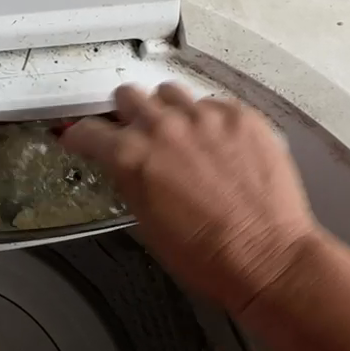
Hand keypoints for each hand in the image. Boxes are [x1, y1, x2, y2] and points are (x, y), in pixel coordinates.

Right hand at [61, 83, 319, 311]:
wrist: (268, 259)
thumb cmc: (209, 254)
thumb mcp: (144, 222)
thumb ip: (128, 179)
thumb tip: (123, 165)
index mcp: (131, 156)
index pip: (87, 130)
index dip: (81, 136)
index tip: (83, 138)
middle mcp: (163, 128)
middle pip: (127, 95)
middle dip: (126, 113)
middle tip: (136, 131)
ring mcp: (204, 118)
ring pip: (169, 91)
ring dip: (168, 110)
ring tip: (180, 133)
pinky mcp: (240, 117)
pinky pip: (213, 103)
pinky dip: (209, 120)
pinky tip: (217, 144)